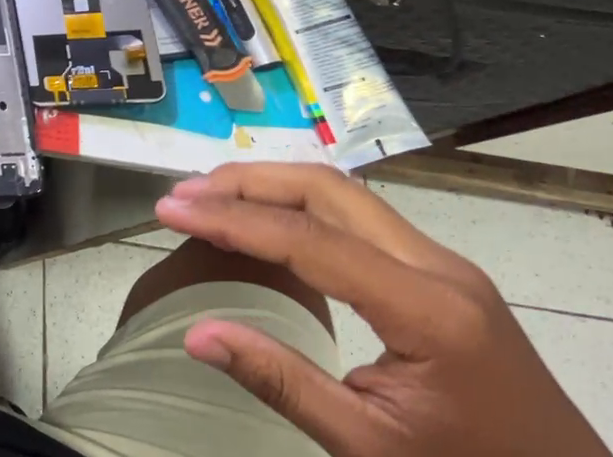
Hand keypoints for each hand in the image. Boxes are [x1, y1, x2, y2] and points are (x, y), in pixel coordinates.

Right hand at [155, 163, 609, 456]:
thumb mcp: (370, 446)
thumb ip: (281, 382)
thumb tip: (195, 335)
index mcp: (427, 309)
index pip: (308, 238)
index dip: (229, 219)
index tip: (167, 210)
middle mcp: (439, 268)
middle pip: (328, 189)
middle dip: (247, 182)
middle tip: (184, 195)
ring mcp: (445, 265)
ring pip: (344, 192)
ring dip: (272, 185)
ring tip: (210, 196)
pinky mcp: (441, 274)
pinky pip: (359, 215)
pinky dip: (299, 204)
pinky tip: (266, 218)